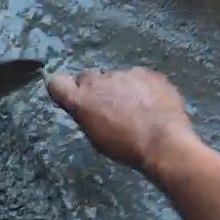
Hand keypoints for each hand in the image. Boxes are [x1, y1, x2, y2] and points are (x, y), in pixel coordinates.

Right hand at [46, 68, 199, 173]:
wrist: (163, 142)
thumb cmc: (125, 147)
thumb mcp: (96, 137)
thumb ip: (87, 114)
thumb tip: (87, 106)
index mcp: (81, 100)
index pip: (56, 83)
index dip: (62, 88)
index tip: (71, 96)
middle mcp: (98, 81)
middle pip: (87, 77)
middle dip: (94, 89)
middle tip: (108, 107)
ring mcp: (124, 73)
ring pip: (115, 78)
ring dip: (120, 88)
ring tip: (136, 109)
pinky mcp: (147, 72)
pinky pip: (138, 77)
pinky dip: (141, 88)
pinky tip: (151, 104)